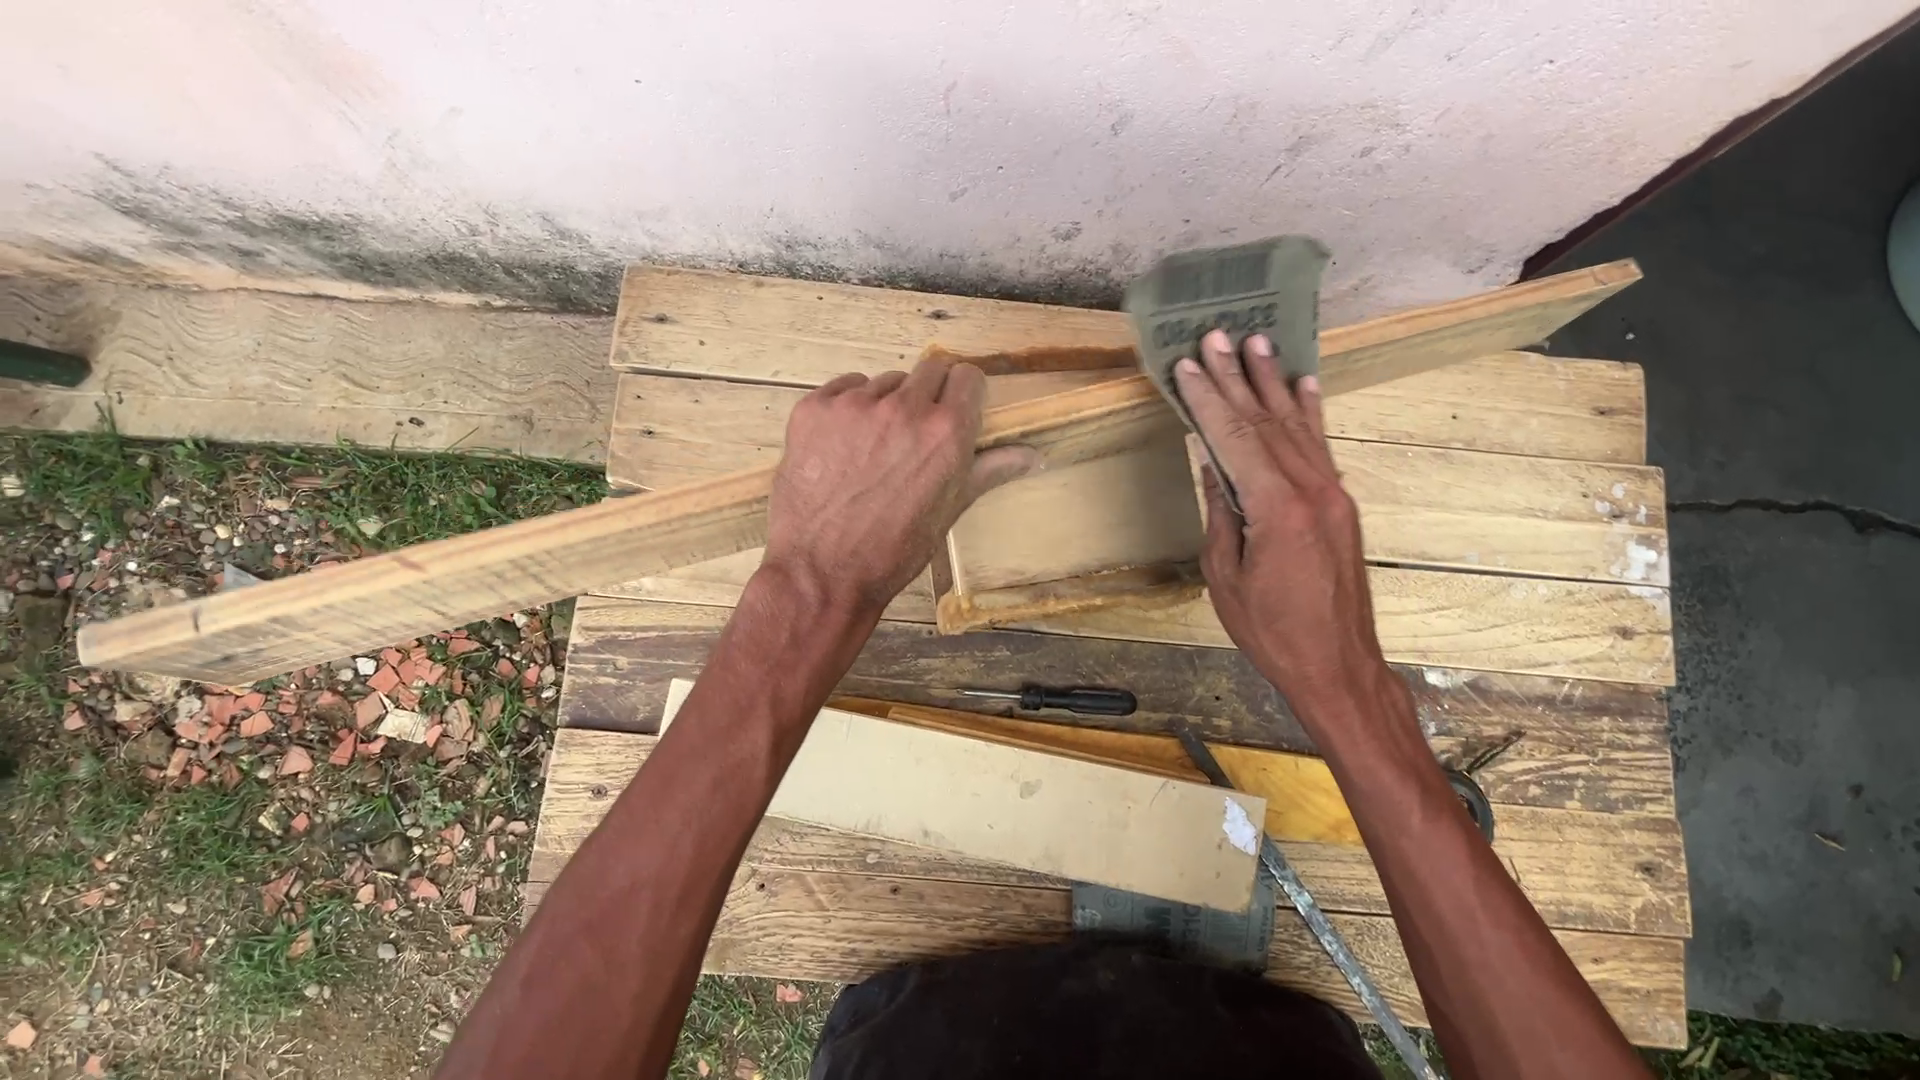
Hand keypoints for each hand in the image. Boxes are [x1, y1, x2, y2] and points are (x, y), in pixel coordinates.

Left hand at [764, 358, 1039, 614]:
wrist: (823, 571)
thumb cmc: (893, 550)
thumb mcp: (949, 510)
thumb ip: (990, 470)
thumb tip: (1034, 456)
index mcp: (946, 432)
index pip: (969, 377)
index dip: (964, 394)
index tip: (955, 410)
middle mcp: (904, 409)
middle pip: (930, 368)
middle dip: (929, 393)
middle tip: (916, 430)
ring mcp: (854, 406)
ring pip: (885, 382)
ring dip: (887, 404)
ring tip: (874, 449)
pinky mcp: (814, 409)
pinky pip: (843, 389)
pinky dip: (847, 409)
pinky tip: (844, 447)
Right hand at [1176, 330, 1398, 720]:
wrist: (1337, 663)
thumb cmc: (1270, 630)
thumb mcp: (1226, 576)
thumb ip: (1221, 513)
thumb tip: (1211, 463)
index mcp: (1276, 508)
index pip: (1234, 438)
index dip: (1206, 399)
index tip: (1186, 365)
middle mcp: (1311, 490)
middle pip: (1265, 421)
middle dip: (1235, 377)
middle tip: (1216, 336)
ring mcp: (1333, 494)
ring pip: (1296, 426)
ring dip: (1272, 382)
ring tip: (1257, 342)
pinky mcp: (1341, 504)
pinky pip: (1322, 447)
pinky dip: (1310, 412)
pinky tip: (1303, 384)